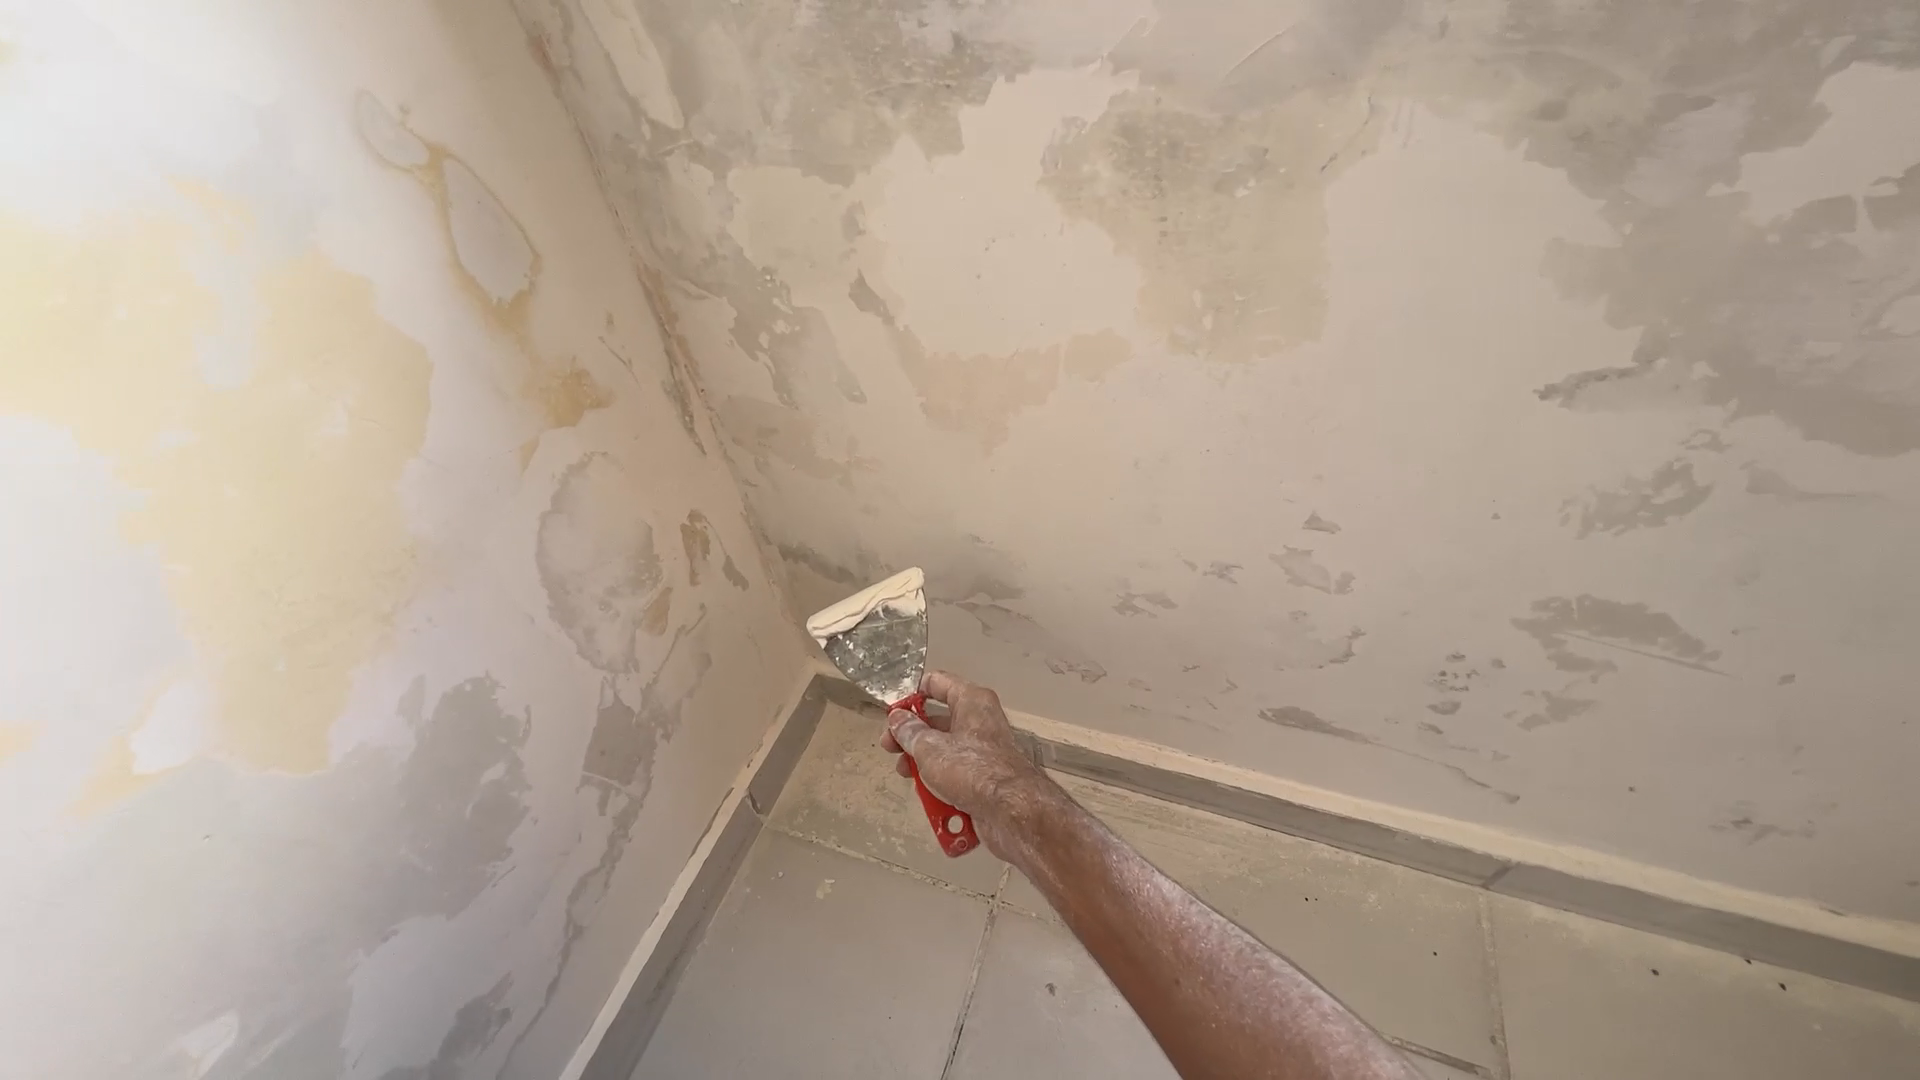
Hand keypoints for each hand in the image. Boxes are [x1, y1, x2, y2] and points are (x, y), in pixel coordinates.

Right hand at [880, 670, 1049, 860]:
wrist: (1011, 812)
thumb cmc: (971, 769)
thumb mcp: (930, 748)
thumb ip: (909, 732)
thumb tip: (897, 718)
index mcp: (971, 701)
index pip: (937, 683)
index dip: (912, 694)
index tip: (892, 713)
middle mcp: (979, 721)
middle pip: (937, 721)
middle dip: (911, 737)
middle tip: (889, 749)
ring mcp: (983, 752)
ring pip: (943, 752)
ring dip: (922, 765)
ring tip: (906, 776)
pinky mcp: (984, 780)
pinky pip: (955, 776)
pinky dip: (940, 785)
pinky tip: (928, 797)